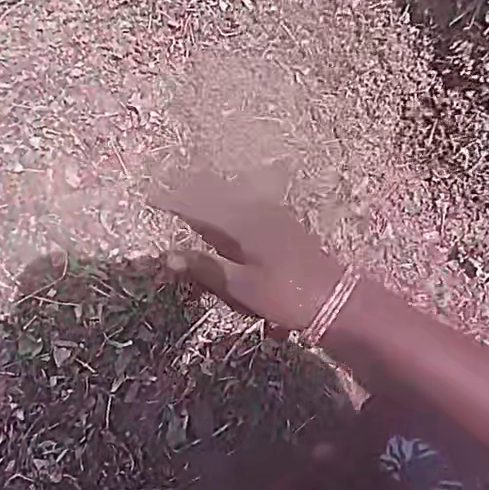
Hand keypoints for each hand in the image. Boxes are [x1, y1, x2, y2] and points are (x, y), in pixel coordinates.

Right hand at [153, 172, 344, 330]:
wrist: (337, 300)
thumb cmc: (287, 295)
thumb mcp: (243, 287)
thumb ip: (207, 269)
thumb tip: (169, 255)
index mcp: (244, 224)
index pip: (200, 207)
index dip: (175, 202)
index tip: (151, 196)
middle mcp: (259, 212)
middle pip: (217, 195)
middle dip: (191, 192)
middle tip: (167, 189)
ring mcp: (275, 217)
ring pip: (234, 199)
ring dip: (211, 196)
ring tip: (191, 196)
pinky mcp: (285, 226)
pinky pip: (249, 207)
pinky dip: (231, 207)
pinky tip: (228, 214)